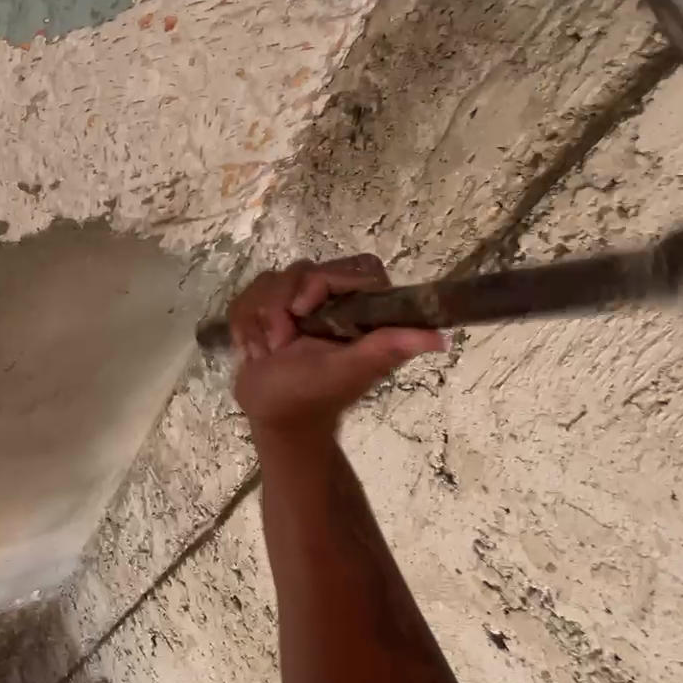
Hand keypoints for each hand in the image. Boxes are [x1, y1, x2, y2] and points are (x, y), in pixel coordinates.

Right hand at [229, 255, 443, 438]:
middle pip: (302, 270)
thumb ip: (383, 348)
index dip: (321, 280)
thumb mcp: (345, 371)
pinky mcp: (267, 310)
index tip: (302, 311)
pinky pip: (246, 296)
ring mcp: (297, 304)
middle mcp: (333, 302)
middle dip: (277, 307)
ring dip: (259, 320)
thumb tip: (439, 339)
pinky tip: (252, 350)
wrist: (268, 414)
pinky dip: (243, 325)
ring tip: (268, 351)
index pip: (352, 268)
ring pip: (269, 280)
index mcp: (362, 312)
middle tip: (282, 343)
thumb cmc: (308, 397)